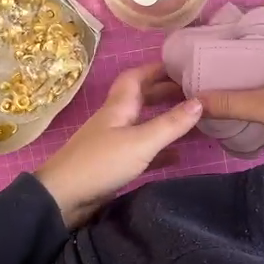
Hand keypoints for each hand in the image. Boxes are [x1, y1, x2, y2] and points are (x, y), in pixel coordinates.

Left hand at [34, 63, 201, 226]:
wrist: (63, 198)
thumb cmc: (101, 163)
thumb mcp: (140, 142)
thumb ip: (170, 124)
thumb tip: (200, 101)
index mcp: (119, 106)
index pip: (136, 77)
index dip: (156, 69)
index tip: (182, 66)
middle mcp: (116, 119)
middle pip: (142, 98)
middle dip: (165, 92)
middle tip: (193, 92)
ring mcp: (113, 142)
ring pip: (143, 123)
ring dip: (164, 119)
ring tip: (191, 119)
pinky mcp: (114, 164)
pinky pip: (142, 150)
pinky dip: (160, 149)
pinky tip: (178, 155)